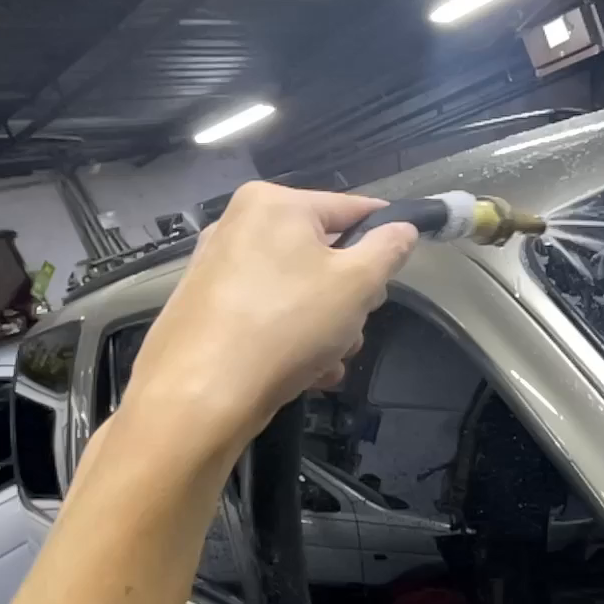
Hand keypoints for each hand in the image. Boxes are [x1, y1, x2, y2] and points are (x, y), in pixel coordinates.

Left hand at [123, 183, 416, 447]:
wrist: (201, 397)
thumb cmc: (288, 325)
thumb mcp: (359, 282)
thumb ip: (390, 248)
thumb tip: (403, 228)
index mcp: (275, 205)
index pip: (355, 208)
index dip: (388, 237)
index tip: (403, 270)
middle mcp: (241, 225)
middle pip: (329, 253)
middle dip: (352, 295)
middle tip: (353, 324)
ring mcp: (219, 267)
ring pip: (304, 288)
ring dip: (329, 325)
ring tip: (326, 357)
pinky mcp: (208, 307)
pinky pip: (273, 311)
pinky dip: (295, 336)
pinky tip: (304, 369)